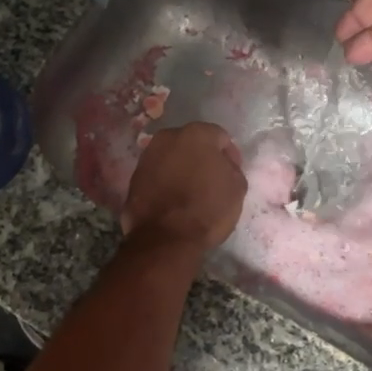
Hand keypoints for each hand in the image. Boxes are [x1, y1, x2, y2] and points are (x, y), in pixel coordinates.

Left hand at [122, 122, 247, 251]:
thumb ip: (232, 168)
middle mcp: (168, 137)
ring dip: (182, 168)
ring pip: (172, 157)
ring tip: (190, 191)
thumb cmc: (207, 209)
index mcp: (196, 133)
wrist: (165, 237)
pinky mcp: (134, 176)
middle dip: (202, 157)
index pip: (219, 137)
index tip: (232, 173)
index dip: (229, 155)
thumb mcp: (237, 188)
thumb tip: (223, 164)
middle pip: (192, 143)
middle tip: (211, 179)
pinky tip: (173, 199)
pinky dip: (165, 181)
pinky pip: (157, 173)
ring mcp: (148, 156)